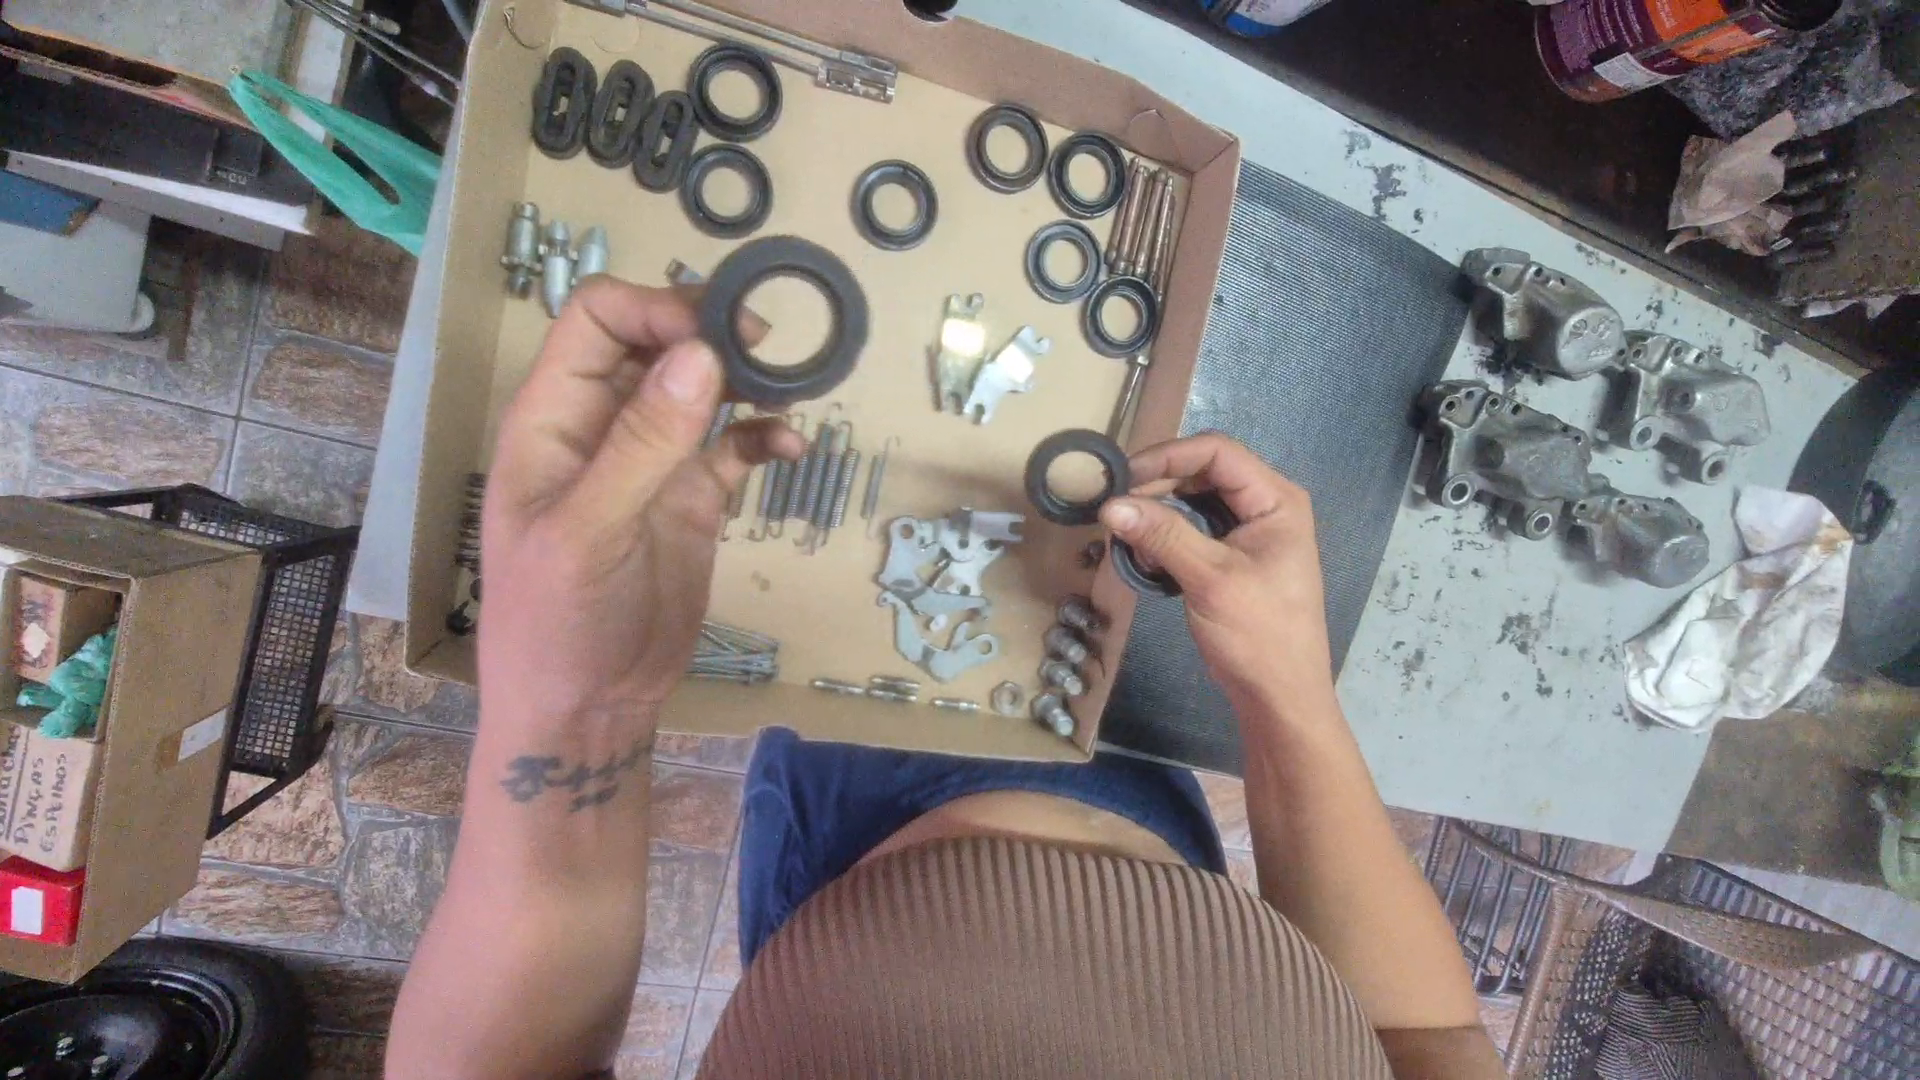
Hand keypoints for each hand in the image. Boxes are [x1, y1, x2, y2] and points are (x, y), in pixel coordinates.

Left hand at [479, 278, 801, 730]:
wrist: (592, 703)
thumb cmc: (560, 622)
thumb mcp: (592, 531)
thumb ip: (644, 444)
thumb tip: (702, 356)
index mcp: (556, 418)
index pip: (597, 320)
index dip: (654, 310)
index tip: (717, 336)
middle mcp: (606, 427)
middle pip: (657, 344)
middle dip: (711, 335)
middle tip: (768, 351)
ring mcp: (656, 462)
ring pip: (703, 391)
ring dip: (747, 382)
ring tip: (790, 392)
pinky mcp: (695, 498)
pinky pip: (734, 447)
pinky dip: (765, 438)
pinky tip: (792, 447)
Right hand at [1098, 434, 1334, 716]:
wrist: (1279, 695)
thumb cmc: (1259, 634)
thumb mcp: (1210, 579)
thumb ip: (1162, 536)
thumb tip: (1109, 505)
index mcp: (1275, 500)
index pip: (1217, 452)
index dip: (1167, 456)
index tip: (1123, 478)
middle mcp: (1263, 506)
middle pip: (1202, 472)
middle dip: (1157, 487)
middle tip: (1117, 506)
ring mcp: (1246, 531)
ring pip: (1191, 501)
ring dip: (1157, 514)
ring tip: (1130, 538)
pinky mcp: (1228, 555)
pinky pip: (1190, 529)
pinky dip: (1163, 538)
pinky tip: (1146, 561)